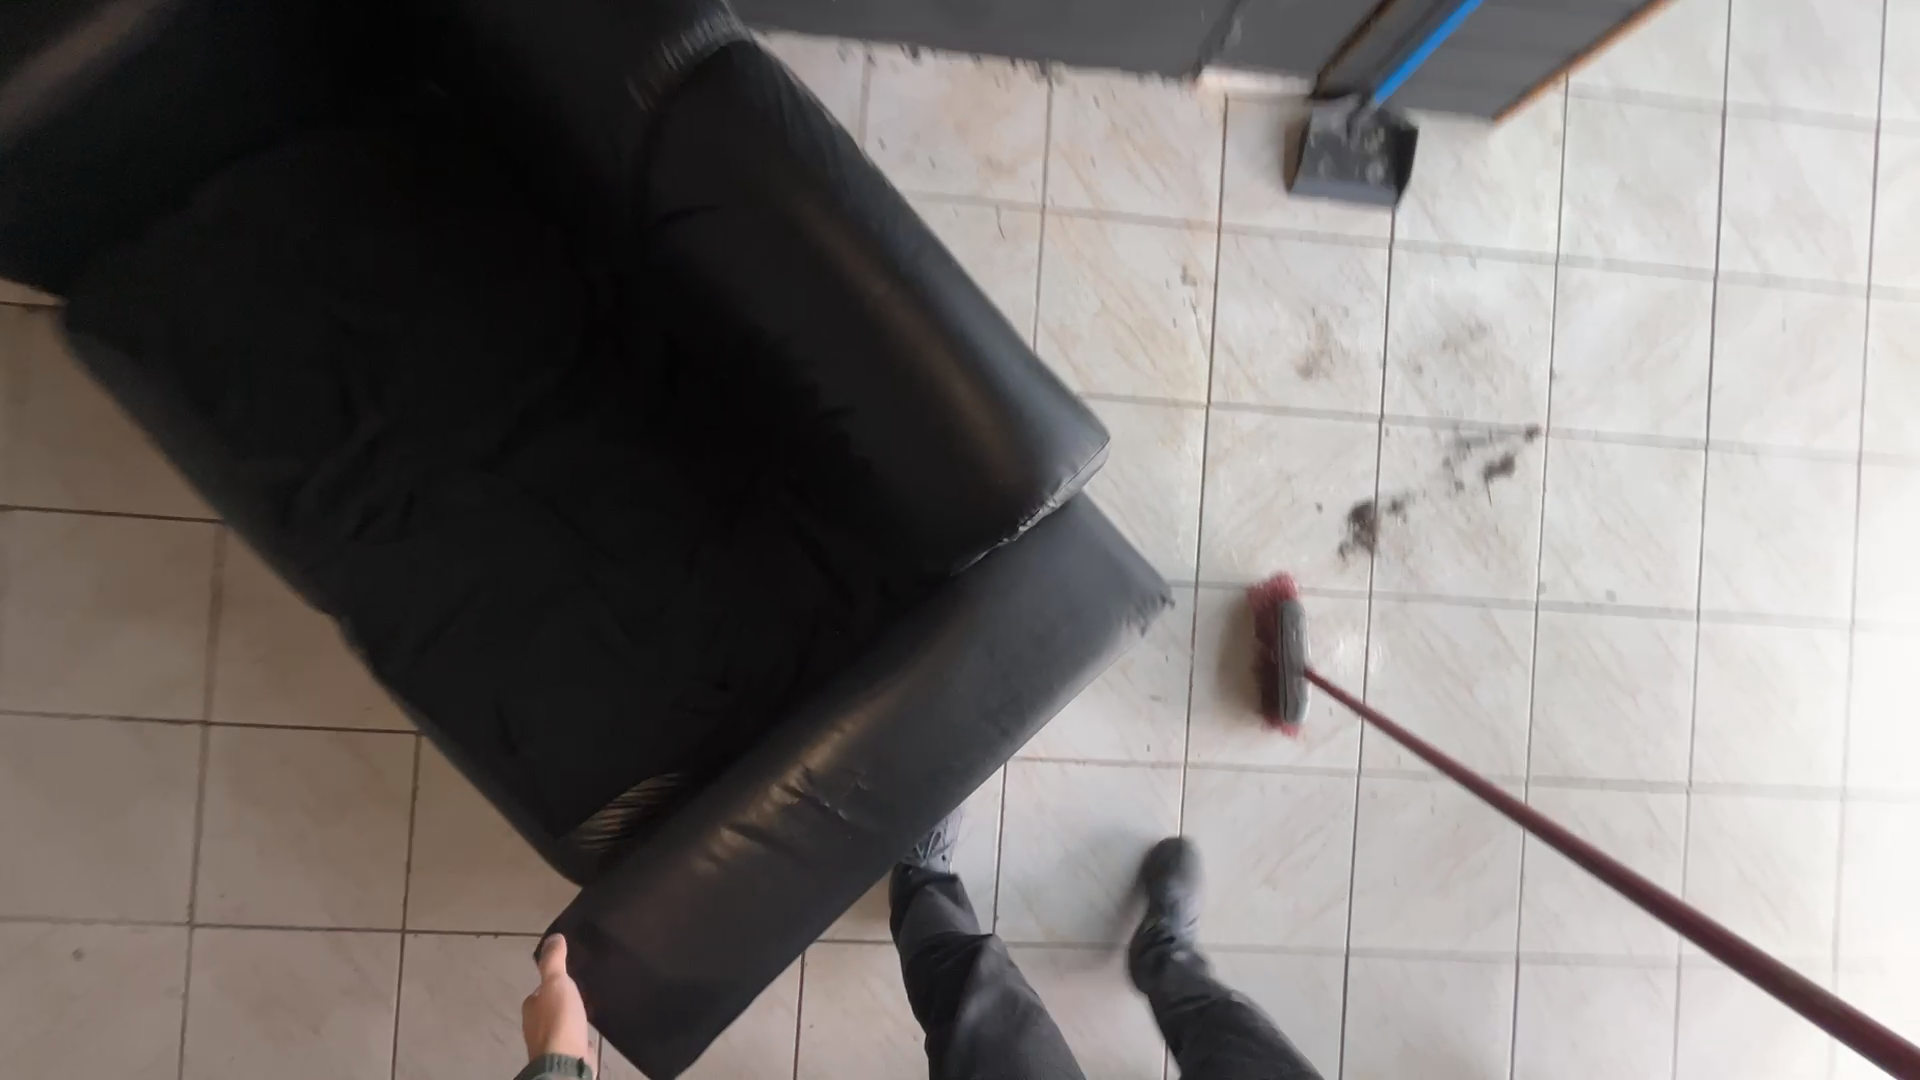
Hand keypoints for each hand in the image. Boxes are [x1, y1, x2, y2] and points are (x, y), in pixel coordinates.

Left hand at [522, 935, 592, 1063]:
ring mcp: (552, 1040)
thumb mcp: (556, 983)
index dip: (554, 980)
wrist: (567, 1060)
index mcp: (532, 1007)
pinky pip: (575, 1034)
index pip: (540, 989)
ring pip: (563, 1019)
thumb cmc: (558, 1019)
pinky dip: (582, 1028)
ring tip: (593, 1001)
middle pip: (552, 1005)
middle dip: (565, 997)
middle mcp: (537, 1025)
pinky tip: (593, 1023)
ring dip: (574, 1013)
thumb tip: (553, 936)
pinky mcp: (567, 1051)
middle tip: (585, 984)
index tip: (571, 972)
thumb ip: (554, 961)